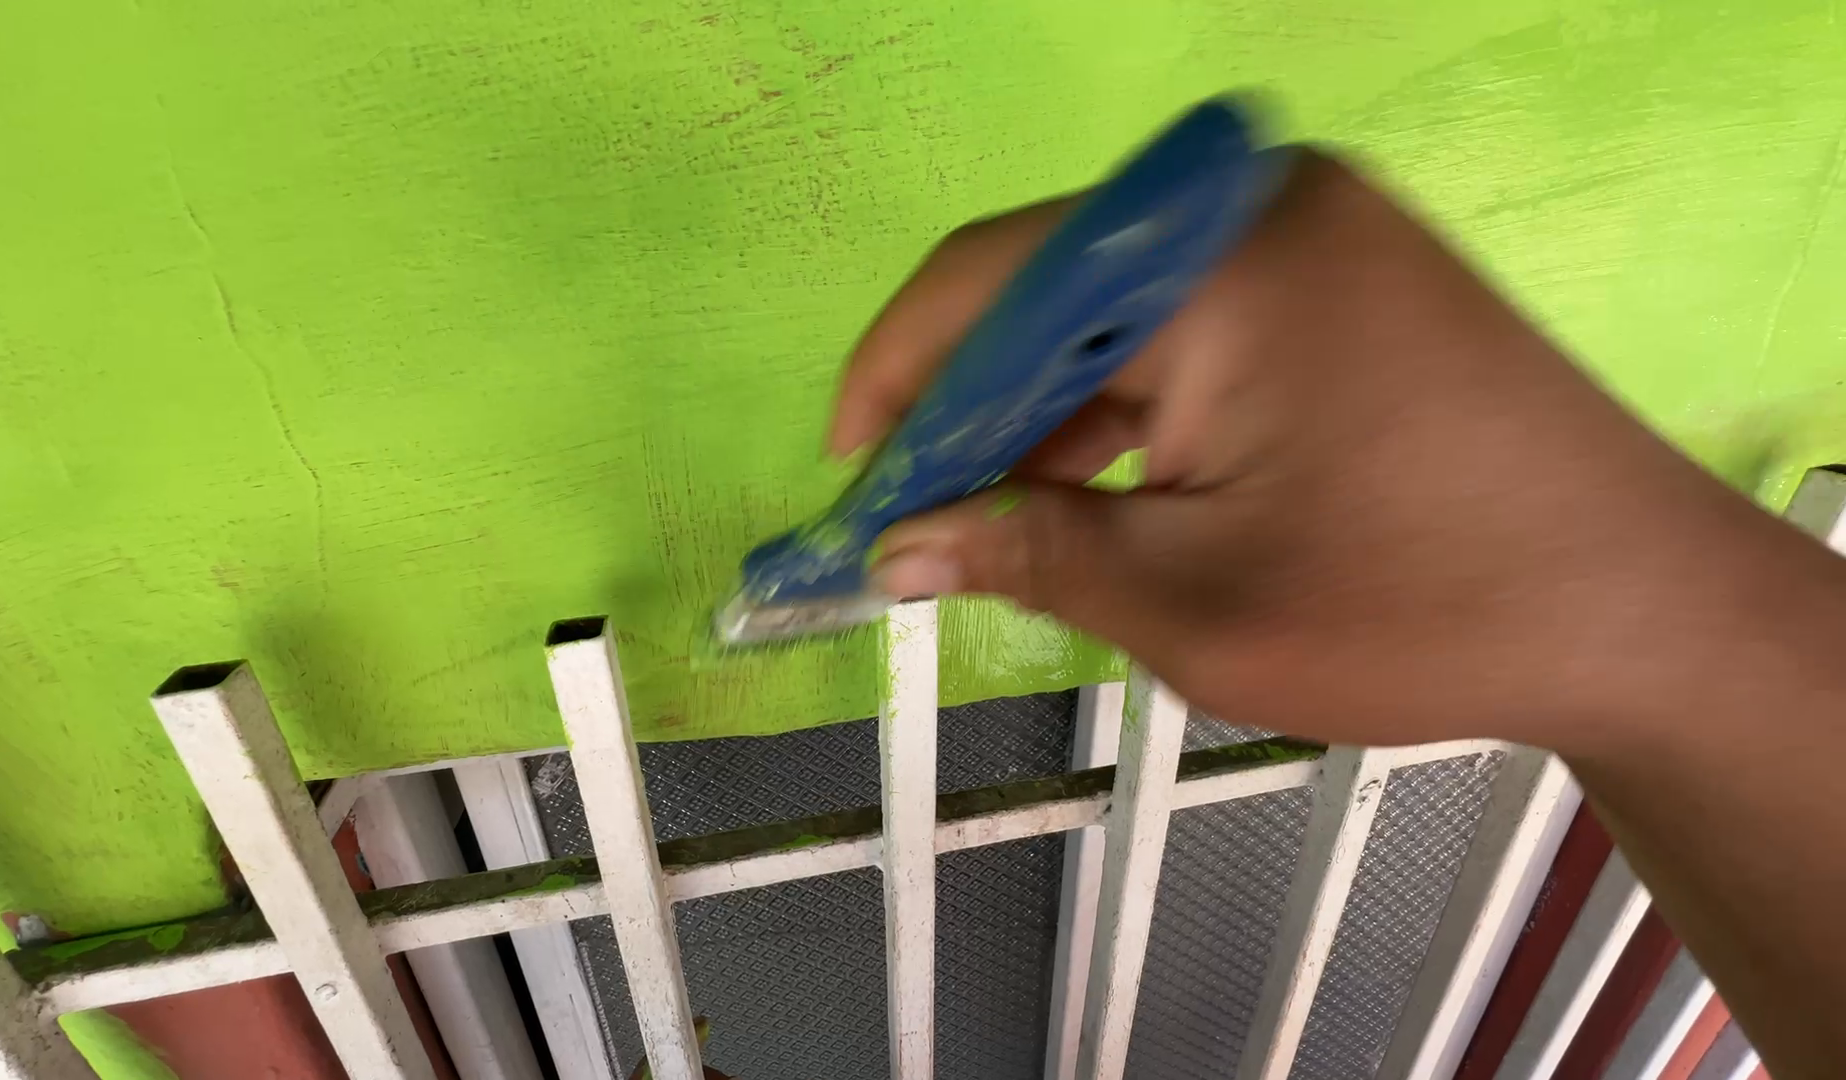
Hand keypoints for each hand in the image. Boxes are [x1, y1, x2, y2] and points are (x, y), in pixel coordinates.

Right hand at [834, 151, 1824, 751]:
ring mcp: (1290, 251)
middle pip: (1041, 300)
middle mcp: (1250, 219)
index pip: (993, 283)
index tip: (854, 469)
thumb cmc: (1412, 612)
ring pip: (1096, 329)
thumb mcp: (1184, 601)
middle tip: (911, 511)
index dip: (897, 374)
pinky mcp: (1310, 300)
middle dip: (961, 413)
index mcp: (1220, 262)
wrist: (1638, 626)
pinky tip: (1068, 494)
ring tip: (982, 521)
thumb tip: (894, 550)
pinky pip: (1158, 347)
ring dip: (1027, 426)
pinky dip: (1097, 423)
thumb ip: (1021, 554)